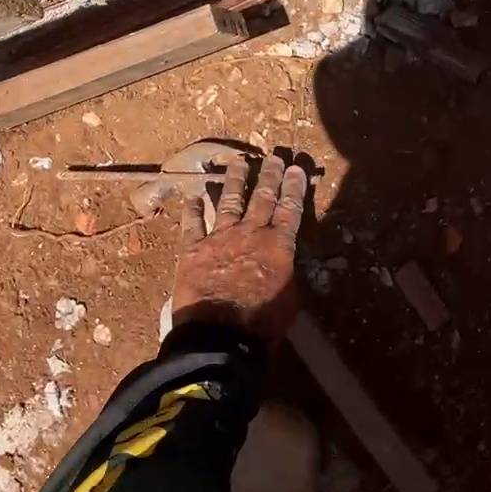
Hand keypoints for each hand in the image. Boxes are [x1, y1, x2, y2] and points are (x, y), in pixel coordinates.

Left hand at [173, 153, 307, 341]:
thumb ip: (288, 273)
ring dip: (236, 179)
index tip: (297, 168)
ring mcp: (220, 237)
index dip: (294, 187)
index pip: (290, 208)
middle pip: (263, 197)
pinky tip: (193, 194)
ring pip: (230, 200)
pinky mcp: (193, 249)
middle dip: (271, 174)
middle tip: (275, 156)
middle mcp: (250, 233)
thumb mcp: (290, 298)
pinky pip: (192, 223)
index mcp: (278, 245)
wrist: (219, 335)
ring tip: (239, 161)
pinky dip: (193, 208)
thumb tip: (286, 262)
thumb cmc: (262, 323)